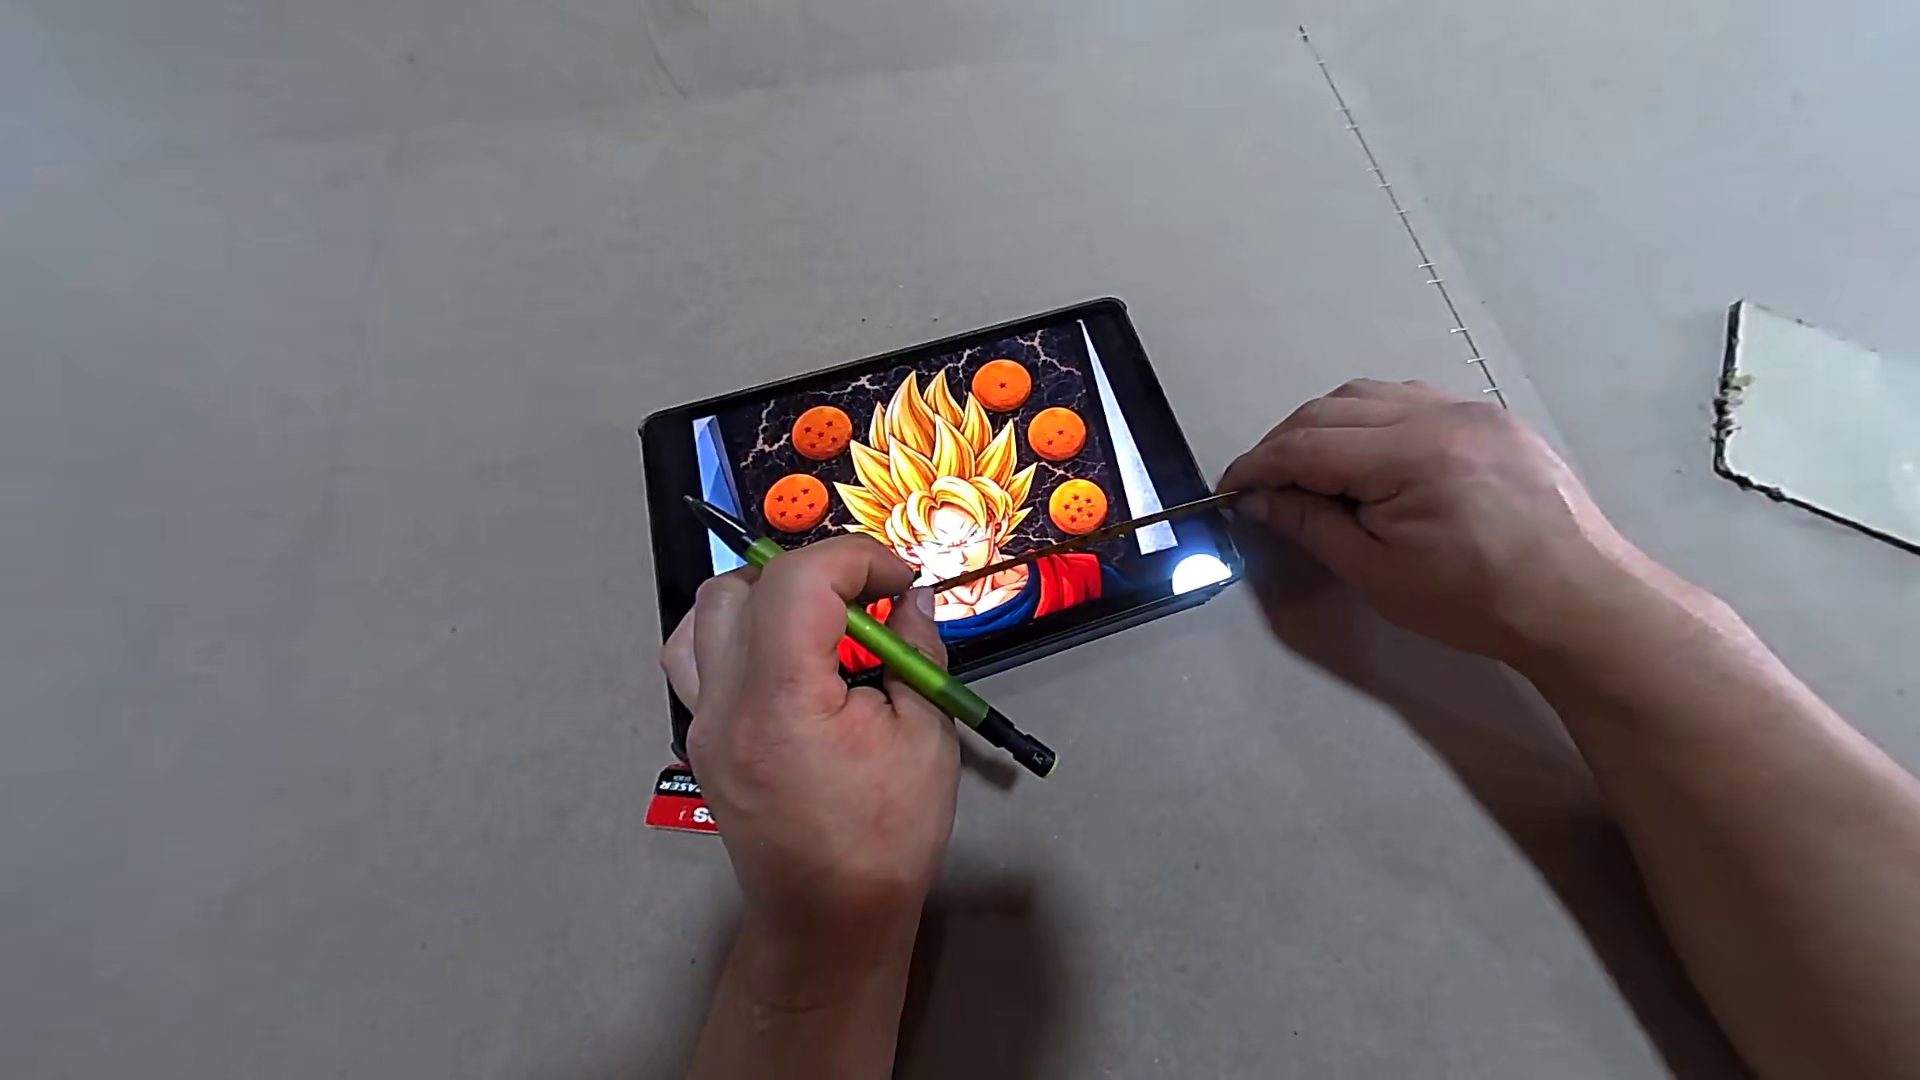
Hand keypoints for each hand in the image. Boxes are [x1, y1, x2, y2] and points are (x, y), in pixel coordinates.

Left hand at [661, 535, 959, 942]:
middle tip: (868, 594)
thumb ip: (917, 652)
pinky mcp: (703, 732)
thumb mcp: (927, 737)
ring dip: (769, 590)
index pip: (800, 581)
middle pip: (749, 583)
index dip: (857, 559)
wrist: (828, 919)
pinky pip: (696, 652)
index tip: (898, 578)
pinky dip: (737, 626)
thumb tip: (912, 600)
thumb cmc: (884, 840)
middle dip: (820, 569)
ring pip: (708, 609)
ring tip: (821, 613)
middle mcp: (727, 703)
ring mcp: (705, 719)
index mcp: (784, 701)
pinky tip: (779, 646)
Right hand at [1219, 379, 1656, 662]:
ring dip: (1319, 426)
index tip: (1227, 488)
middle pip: (1328, 410)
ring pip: (1364, 395)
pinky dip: (1363, 419)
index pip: (1305, 446)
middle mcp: (1441, 415)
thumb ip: (1307, 522)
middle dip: (1280, 444)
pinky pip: (1404, 399)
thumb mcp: (1372, 569)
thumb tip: (1252, 499)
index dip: (1255, 466)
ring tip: (1305, 469)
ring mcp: (1470, 409)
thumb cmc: (1471, 599)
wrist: (1582, 603)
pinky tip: (1359, 454)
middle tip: (1260, 485)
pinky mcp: (1487, 418)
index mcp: (1412, 456)